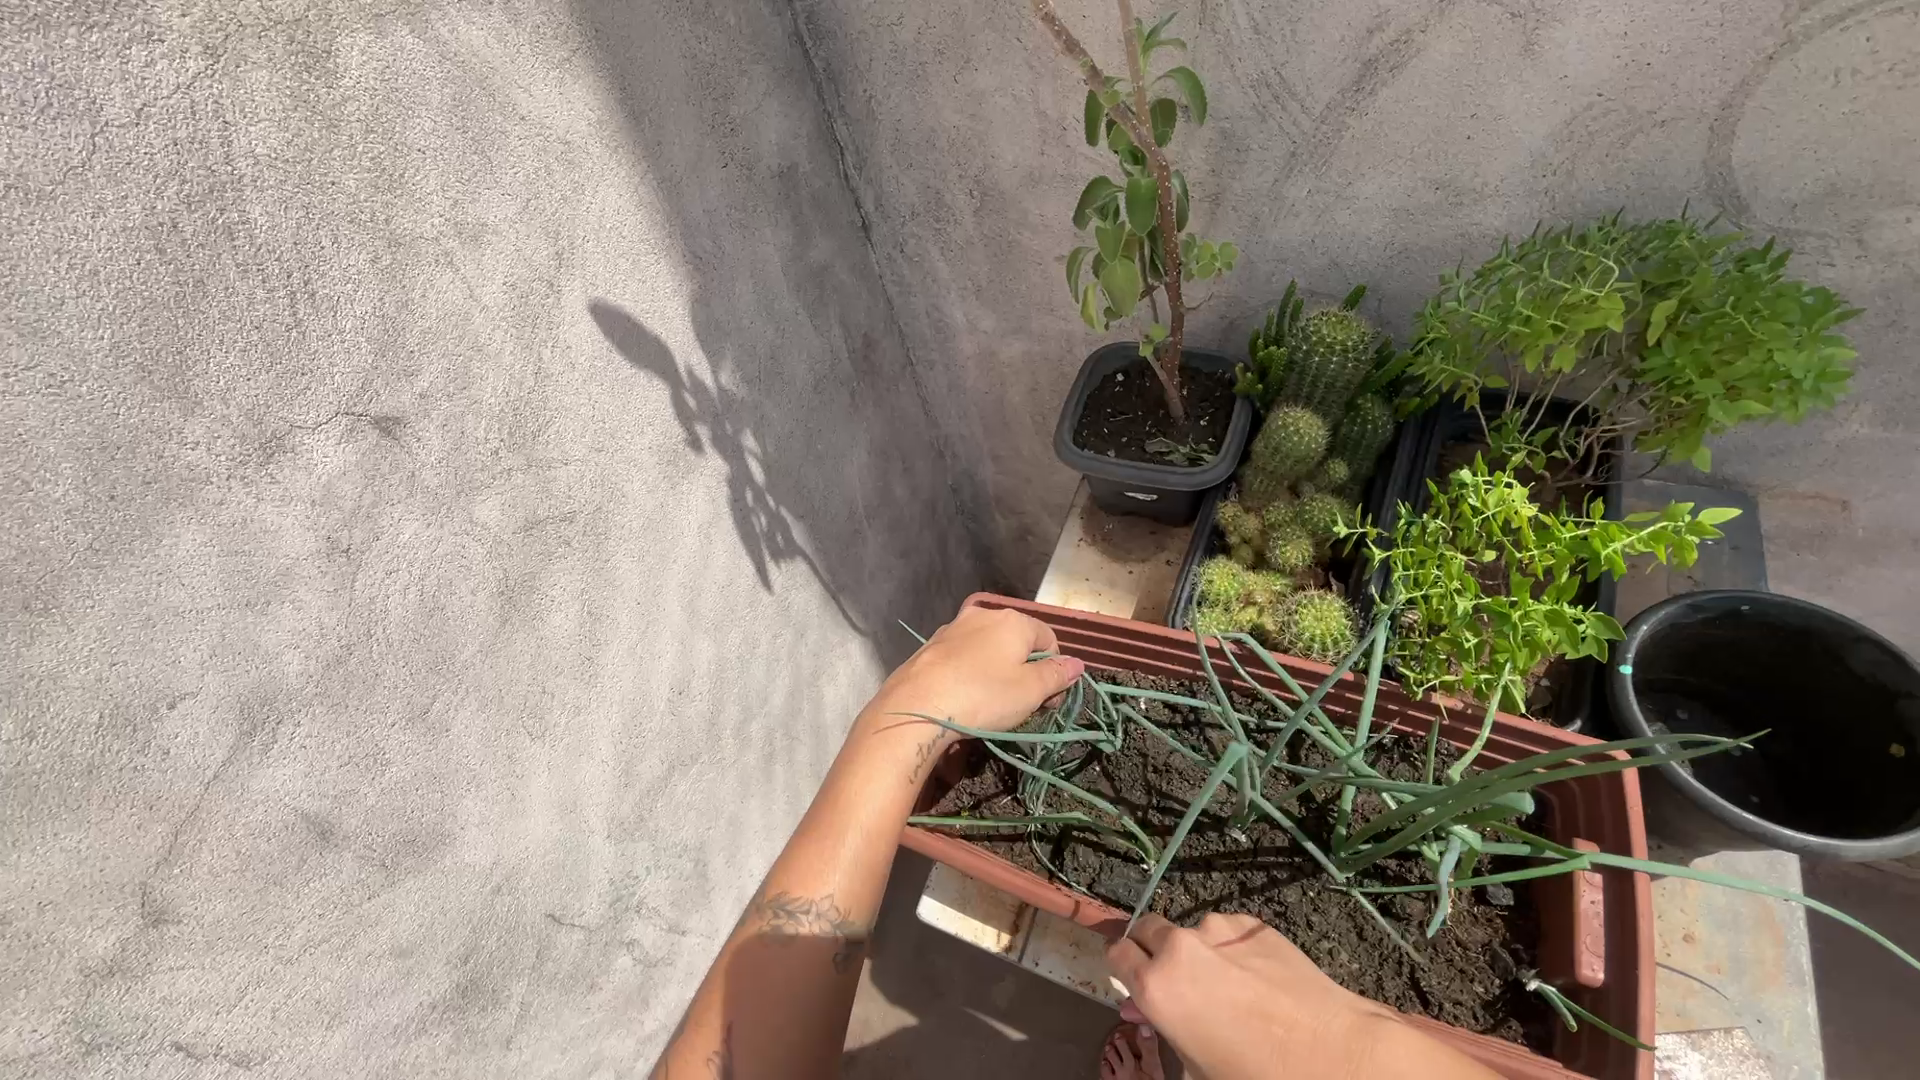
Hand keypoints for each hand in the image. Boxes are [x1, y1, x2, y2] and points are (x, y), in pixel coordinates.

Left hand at [860, 606, 1085, 737]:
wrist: (916, 706)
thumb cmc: (983, 696)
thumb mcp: (1031, 691)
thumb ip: (1057, 674)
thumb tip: (1076, 663)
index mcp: (1013, 621)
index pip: (1049, 639)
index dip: (1054, 671)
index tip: (1048, 701)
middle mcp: (982, 616)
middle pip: (1017, 643)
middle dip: (1025, 672)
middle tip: (1023, 706)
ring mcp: (953, 629)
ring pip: (989, 650)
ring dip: (997, 673)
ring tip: (991, 706)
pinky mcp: (930, 647)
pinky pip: (963, 658)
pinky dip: (970, 675)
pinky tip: (964, 699)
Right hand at [1107, 914, 1496, 1079]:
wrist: (1333, 1055)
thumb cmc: (1256, 1076)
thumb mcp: (1196, 1069)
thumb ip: (1164, 1032)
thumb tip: (1141, 1010)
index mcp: (1156, 985)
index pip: (1117, 954)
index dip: (1122, 968)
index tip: (1132, 981)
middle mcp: (1178, 947)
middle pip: (1146, 929)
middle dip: (1151, 950)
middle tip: (1172, 981)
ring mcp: (1216, 929)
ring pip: (1190, 930)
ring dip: (1194, 950)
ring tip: (1225, 985)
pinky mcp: (1249, 923)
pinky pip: (1225, 930)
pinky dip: (1229, 947)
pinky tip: (1253, 976)